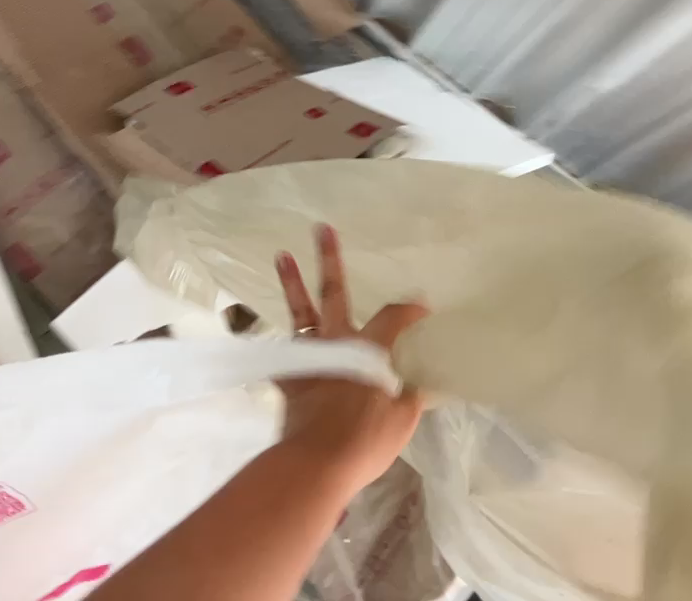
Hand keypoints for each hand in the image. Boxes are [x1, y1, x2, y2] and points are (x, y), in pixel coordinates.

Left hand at [272, 224, 427, 494]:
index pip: (393, 316)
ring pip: (300, 313)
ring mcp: (308, 358)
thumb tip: (421, 384)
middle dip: (330, 259)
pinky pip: (282, 357)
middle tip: (321, 228)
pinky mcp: (289, 379)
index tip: (423, 306)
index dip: (409, 308)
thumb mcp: (403, 420)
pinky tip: (268, 337)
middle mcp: (336, 342)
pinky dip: (279, 347)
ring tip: (282, 255)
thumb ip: (411, 397)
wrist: (317, 463)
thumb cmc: (366, 440)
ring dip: (291, 284)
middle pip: (335, 293)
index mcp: (368, 348)